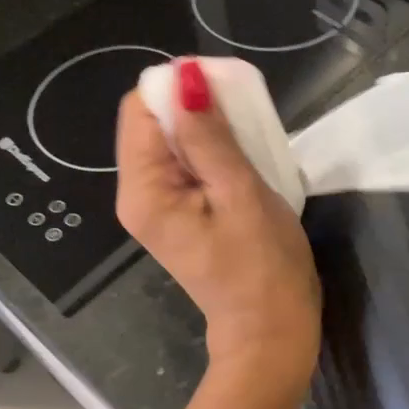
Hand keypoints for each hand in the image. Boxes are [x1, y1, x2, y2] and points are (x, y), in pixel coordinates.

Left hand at [115, 59, 320, 407]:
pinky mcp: (178, 213)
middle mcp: (137, 194)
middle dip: (195, 107)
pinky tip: (242, 159)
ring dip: (208, 128)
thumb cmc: (262, 265)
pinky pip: (186, 163)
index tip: (226, 91)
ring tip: (249, 139)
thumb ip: (209, 135)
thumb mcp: (239, 193)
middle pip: (152, 123)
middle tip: (245, 118)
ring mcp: (157, 205)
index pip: (140, 109)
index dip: (179, 89)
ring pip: (172, 140)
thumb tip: (186, 77)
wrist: (271, 331)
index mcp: (143, 190)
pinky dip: (212, 150)